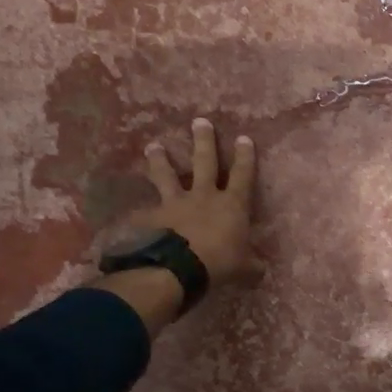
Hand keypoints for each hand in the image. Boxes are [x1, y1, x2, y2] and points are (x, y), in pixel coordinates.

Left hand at [134, 117, 261, 282]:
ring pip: (168, 175)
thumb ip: (252, 265)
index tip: (244, 138)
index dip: (245, 157)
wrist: (178, 268)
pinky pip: (145, 210)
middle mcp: (204, 196)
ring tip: (154, 145)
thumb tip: (261, 270)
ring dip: (161, 160)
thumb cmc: (219, 264)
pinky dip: (139, 209)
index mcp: (232, 205)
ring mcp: (175, 204)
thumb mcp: (244, 268)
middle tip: (200, 121)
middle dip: (204, 141)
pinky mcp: (152, 217)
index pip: (242, 175)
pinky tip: (130, 207)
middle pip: (205, 163)